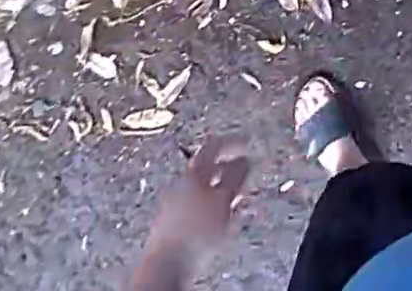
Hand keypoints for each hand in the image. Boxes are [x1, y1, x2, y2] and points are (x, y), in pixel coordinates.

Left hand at [132, 136, 249, 290]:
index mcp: (192, 174)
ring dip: (223, 190)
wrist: (165, 269)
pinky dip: (215, 207)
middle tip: (246, 170)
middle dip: (228, 168)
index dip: (232, 141)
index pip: (213, 145)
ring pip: (205, 189)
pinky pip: (200, 208)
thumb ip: (236, 177)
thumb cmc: (193, 232)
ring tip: (240, 197)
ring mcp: (176, 207)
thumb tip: (246, 160)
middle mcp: (182, 186)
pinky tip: (225, 217)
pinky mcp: (175, 228)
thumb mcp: (223, 200)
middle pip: (208, 168)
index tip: (246, 143)